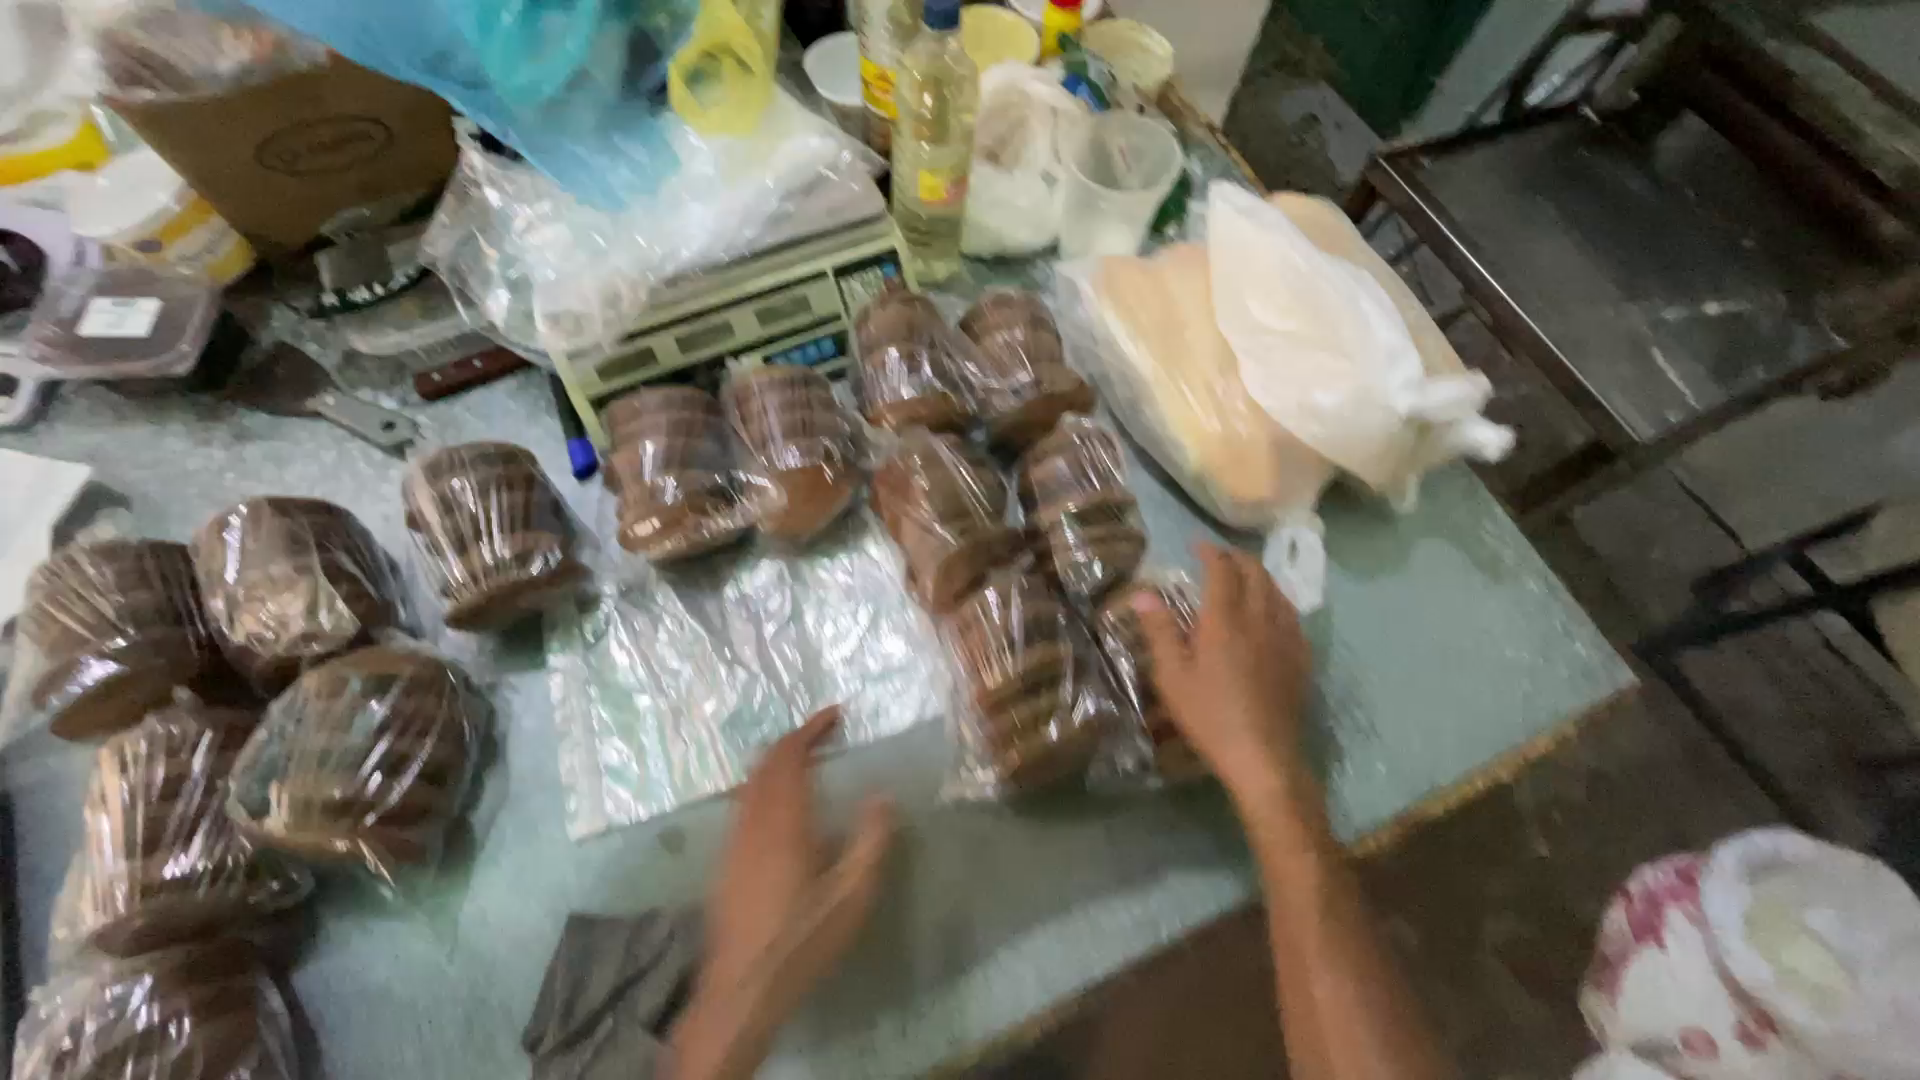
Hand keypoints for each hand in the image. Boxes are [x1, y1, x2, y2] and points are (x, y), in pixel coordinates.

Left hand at [671, 709, 895, 1079]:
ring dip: (776, 762)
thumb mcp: (853, 895)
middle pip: (766, 762)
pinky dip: (763, 786)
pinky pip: (743, 804)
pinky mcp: (725, 862)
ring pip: (750, 782)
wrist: (742, 988)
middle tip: (823, 733)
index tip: (834, 715)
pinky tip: (780, 809)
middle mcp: (754, 821)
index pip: (790, 756)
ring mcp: (734, 841)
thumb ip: (871, 841)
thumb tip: (882, 796)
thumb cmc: (803, 938)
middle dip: (794, 739)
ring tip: (805, 762)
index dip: (810, 729)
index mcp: (785, 821)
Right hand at [1133, 542, 1313, 804]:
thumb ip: (1159, 631)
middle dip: (1237, 558)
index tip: (1196, 545)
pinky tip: (1270, 613)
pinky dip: (1276, 601)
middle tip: (1219, 557)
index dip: (1210, 552)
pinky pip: (1292, 616)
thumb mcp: (1172, 676)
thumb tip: (1143, 594)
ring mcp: (1285, 638)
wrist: (1262, 756)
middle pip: (1255, 573)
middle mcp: (1259, 619)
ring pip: (1277, 591)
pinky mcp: (1300, 658)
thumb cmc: (1209, 715)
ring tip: (1244, 577)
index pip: (1221, 570)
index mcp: (1224, 620)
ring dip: (1259, 576)